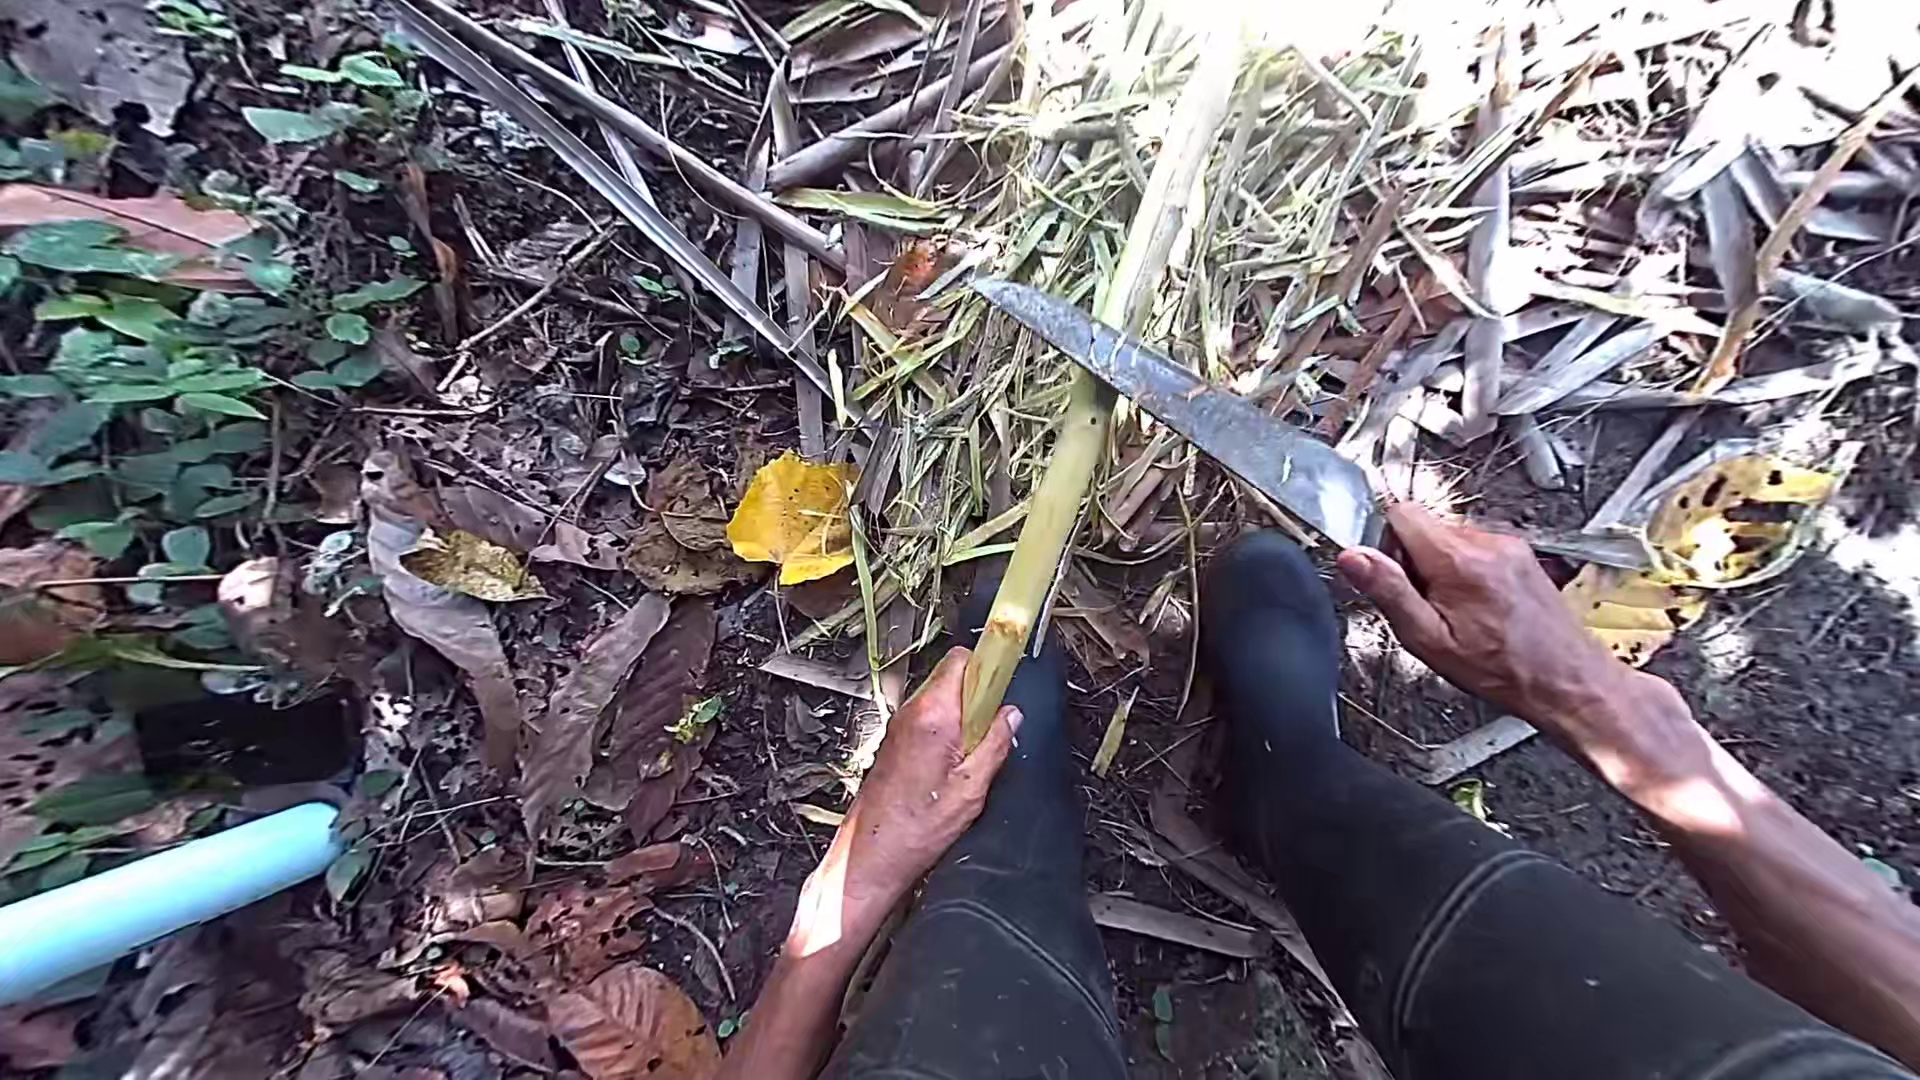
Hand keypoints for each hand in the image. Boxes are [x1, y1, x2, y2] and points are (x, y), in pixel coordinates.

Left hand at [800, 648, 1019, 938]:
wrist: (871, 855)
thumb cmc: (914, 828)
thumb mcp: (970, 790)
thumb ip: (995, 745)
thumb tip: (1012, 716)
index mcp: (934, 714)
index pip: (962, 659)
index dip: (988, 663)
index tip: (1006, 677)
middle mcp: (913, 710)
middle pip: (954, 675)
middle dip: (979, 694)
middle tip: (991, 728)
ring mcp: (902, 722)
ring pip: (943, 696)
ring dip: (963, 713)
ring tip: (969, 753)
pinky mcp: (898, 737)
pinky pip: (931, 715)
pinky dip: (947, 728)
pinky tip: (950, 764)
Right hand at [1334, 500, 1640, 728]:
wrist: (1567, 683)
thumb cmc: (1499, 668)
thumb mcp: (1425, 637)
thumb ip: (1386, 589)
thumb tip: (1352, 556)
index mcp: (1459, 561)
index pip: (1400, 514)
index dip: (1383, 542)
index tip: (1390, 574)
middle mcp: (1488, 544)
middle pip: (1421, 526)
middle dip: (1408, 558)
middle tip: (1421, 601)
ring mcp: (1508, 547)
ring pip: (1443, 536)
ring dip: (1433, 565)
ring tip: (1449, 606)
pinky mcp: (1519, 555)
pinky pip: (1468, 546)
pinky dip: (1458, 568)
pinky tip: (1470, 603)